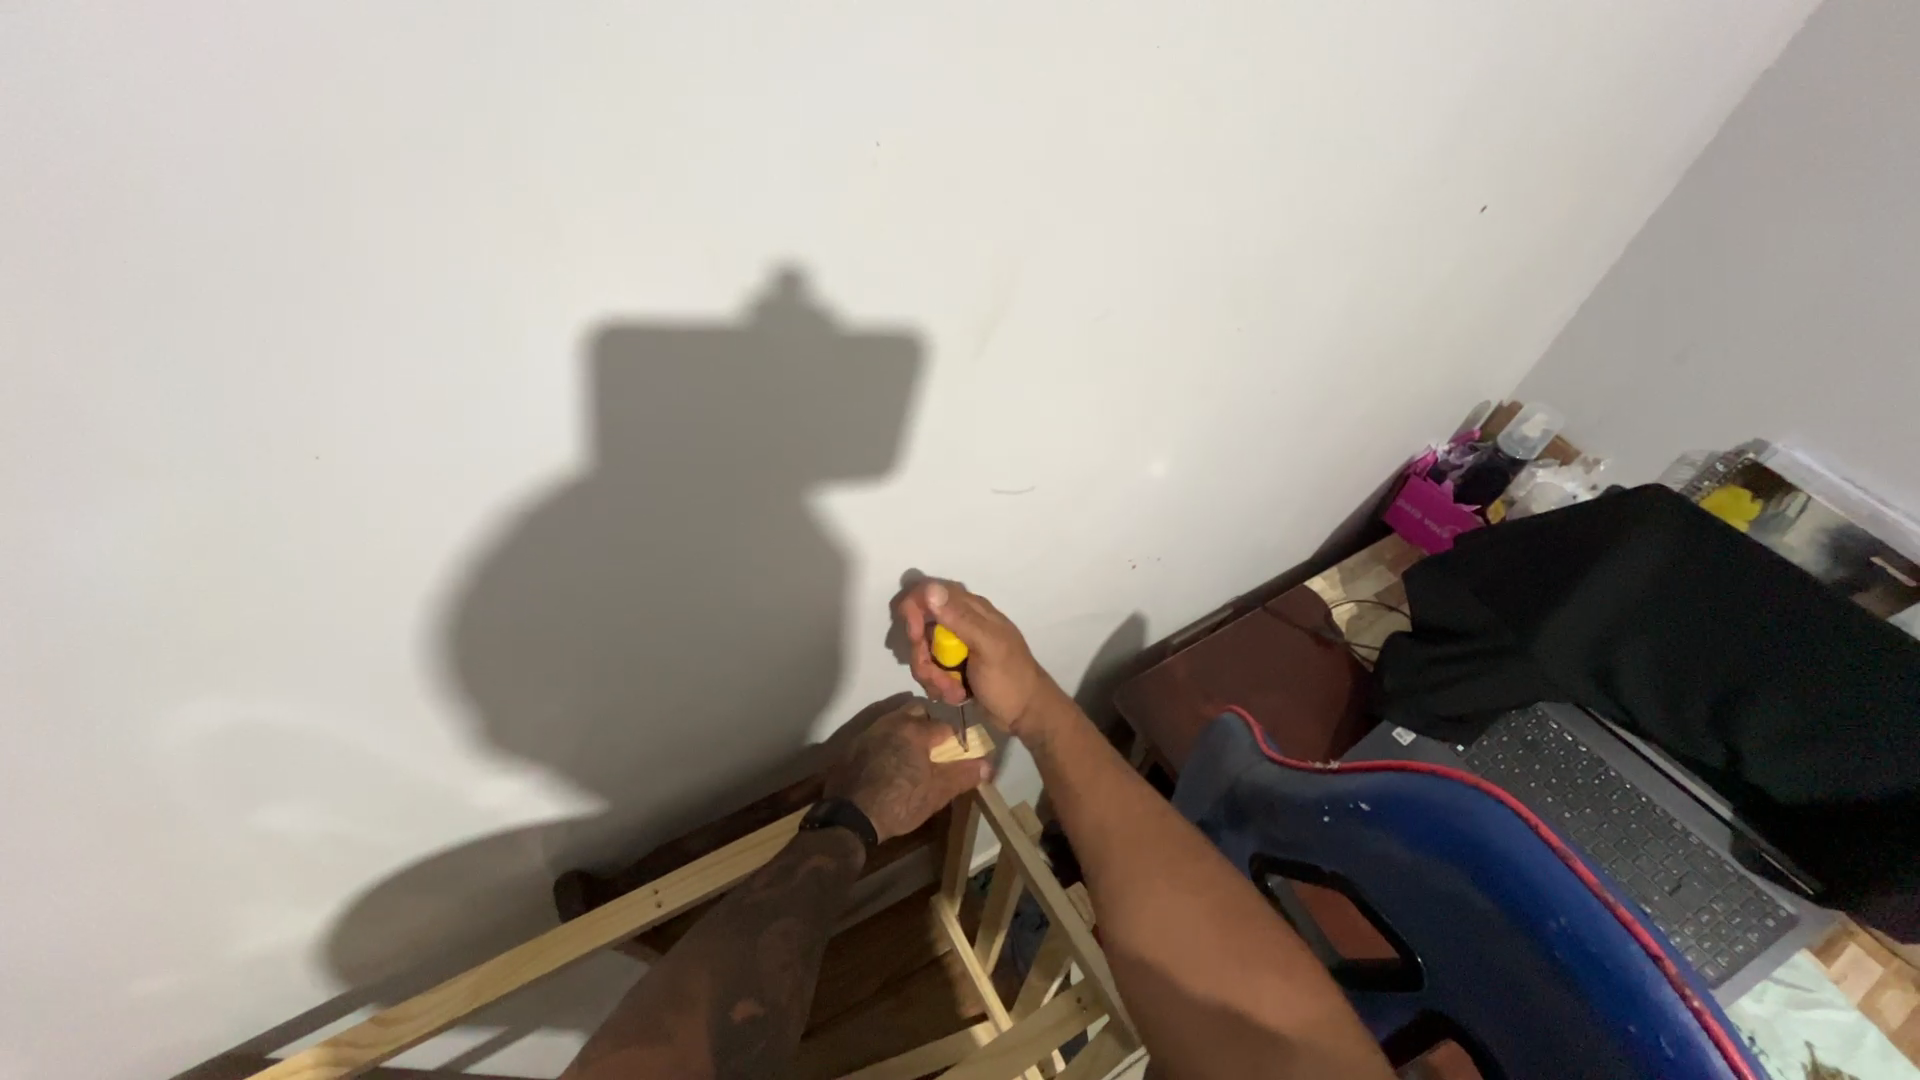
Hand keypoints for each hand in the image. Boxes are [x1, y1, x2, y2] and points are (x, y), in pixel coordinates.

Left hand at [824, 702, 991, 843]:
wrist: (849, 818)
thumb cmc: (899, 803)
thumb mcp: (936, 793)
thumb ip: (963, 775)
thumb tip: (988, 765)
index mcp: (915, 730)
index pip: (945, 726)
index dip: (955, 740)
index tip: (957, 755)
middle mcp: (892, 722)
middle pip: (918, 712)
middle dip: (929, 725)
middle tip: (934, 750)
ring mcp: (869, 732)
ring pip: (895, 720)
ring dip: (907, 731)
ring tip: (912, 756)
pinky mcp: (852, 745)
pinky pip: (877, 735)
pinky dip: (887, 742)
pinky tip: (887, 763)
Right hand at [894, 580, 1066, 740]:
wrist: (1025, 714)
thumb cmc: (1010, 678)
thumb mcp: (987, 647)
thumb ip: (959, 618)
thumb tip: (929, 589)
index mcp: (972, 609)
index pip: (930, 592)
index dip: (914, 609)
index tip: (914, 635)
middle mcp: (960, 622)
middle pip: (919, 627)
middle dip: (922, 655)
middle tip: (936, 676)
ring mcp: (955, 645)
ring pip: (921, 652)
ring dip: (932, 676)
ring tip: (954, 691)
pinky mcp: (952, 666)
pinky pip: (929, 669)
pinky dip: (938, 685)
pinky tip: (956, 695)